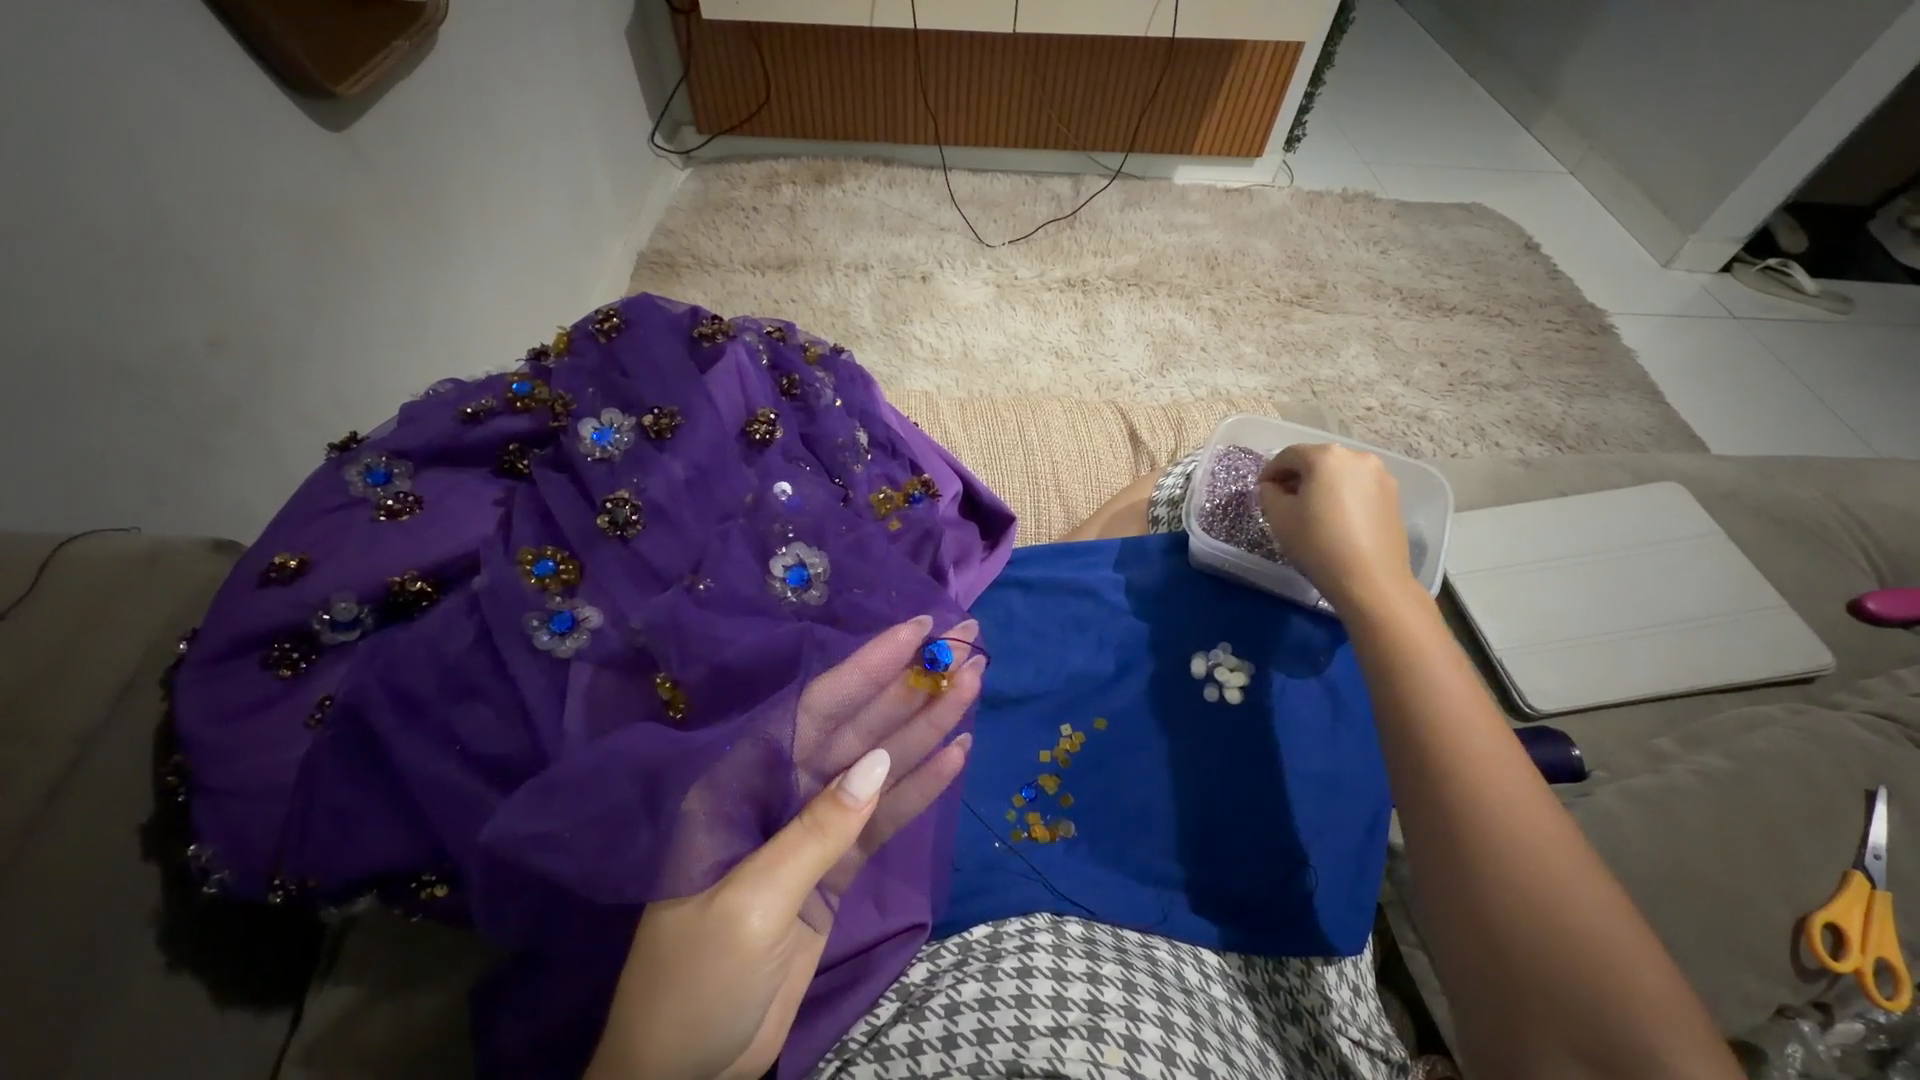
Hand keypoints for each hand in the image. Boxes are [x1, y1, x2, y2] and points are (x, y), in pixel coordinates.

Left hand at [584, 616, 981, 1079]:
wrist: (683, 1066)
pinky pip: (883, 821)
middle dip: (909, 685)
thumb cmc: (696, 982)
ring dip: (926, 728)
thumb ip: (817, 831)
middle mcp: (778, 794)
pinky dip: (921, 790)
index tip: (919, 629)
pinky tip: (958, 754)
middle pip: (854, 728)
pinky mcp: (833, 870)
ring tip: (975, 686)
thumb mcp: (751, 905)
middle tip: (967, 645)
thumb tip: (878, 763)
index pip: (814, 710)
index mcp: (740, 786)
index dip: (869, 665)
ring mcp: (811, 831)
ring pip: (877, 767)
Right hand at [1258, 443, 1415, 610]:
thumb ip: (1269, 493)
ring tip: (1310, 511)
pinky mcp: (1393, 496)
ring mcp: (1380, 476)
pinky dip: (1342, 496)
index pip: (1288, 455)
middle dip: (1297, 477)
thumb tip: (1273, 487)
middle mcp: (1357, 457)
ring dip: (1321, 486)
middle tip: (1283, 500)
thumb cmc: (1318, 543)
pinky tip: (1335, 519)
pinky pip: (1358, 487)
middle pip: (1317, 461)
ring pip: (1340, 474)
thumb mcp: (1279, 517)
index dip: (1270, 472)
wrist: (1370, 579)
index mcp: (1326, 457)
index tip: (1261, 491)